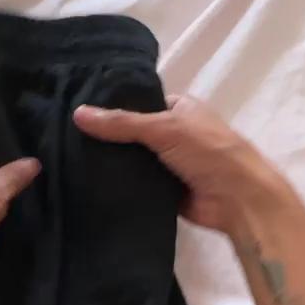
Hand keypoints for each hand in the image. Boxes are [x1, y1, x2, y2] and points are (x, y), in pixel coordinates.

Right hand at [73, 94, 290, 235]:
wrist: (236, 200)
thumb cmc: (208, 152)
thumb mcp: (164, 128)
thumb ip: (122, 123)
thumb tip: (78, 114)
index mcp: (179, 110)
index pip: (139, 104)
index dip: (113, 108)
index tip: (79, 113)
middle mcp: (173, 135)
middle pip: (133, 135)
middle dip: (108, 140)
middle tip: (67, 140)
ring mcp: (168, 165)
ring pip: (133, 163)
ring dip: (112, 166)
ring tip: (70, 162)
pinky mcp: (164, 193)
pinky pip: (137, 187)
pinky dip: (120, 187)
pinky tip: (90, 186)